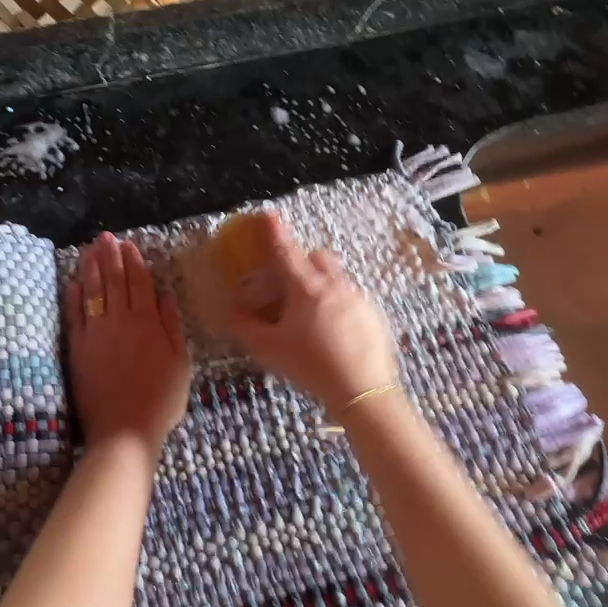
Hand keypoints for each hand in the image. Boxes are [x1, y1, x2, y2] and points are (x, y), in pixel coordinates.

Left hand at [65, 233, 189, 454]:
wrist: (124, 432)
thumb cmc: (160, 402)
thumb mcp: (180, 364)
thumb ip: (172, 327)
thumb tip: (165, 295)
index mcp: (149, 323)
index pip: (140, 283)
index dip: (134, 262)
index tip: (128, 245)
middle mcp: (121, 321)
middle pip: (115, 281)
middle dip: (110, 256)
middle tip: (104, 237)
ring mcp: (97, 333)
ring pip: (93, 291)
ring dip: (91, 268)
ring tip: (88, 249)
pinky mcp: (78, 348)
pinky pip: (75, 315)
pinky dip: (73, 296)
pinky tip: (73, 282)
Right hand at [228, 215, 398, 412]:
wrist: (363, 392)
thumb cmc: (311, 366)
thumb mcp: (269, 349)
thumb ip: (246, 327)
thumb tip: (233, 312)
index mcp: (306, 288)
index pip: (286, 251)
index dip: (275, 231)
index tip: (269, 214)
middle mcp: (334, 285)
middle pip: (317, 257)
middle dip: (302, 261)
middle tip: (288, 283)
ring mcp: (359, 299)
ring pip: (337, 277)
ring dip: (321, 284)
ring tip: (310, 314)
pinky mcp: (375, 316)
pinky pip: (353, 299)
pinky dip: (339, 305)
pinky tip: (333, 333)